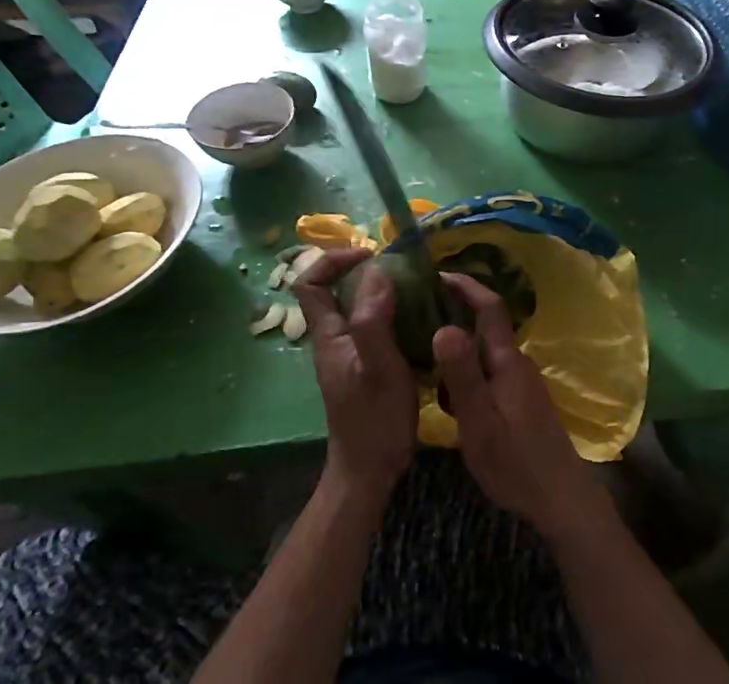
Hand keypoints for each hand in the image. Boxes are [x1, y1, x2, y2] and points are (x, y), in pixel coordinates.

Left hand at [293, 249, 418, 500]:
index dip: (331, 261)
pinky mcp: (363, 368)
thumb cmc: (375, 421)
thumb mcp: (380, 368)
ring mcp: (347, 355)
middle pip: (334, 291)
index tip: (368, 256)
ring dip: (380, 295)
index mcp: (328, 335)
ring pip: (356, 310)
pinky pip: (373, 329)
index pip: (308, 282)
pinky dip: (392, 317)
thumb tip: (376, 271)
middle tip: (401, 271)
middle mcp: (332, 340)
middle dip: (363, 273)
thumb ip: (374, 320)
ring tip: (415, 290)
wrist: (370, 472)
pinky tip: (420, 322)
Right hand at [433, 273, 612, 542]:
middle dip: (450, 316)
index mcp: (507, 361)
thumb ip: (462, 374)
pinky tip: (444, 396)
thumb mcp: (480, 421)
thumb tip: (443, 326)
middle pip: (481, 328)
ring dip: (453, 352)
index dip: (465, 285)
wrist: (562, 505)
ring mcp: (519, 385)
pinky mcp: (518, 404)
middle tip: (412, 317)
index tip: (435, 273)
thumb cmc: (517, 463)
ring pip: (480, 354)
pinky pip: (484, 374)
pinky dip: (462, 375)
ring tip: (419, 357)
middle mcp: (515, 365)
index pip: (489, 307)